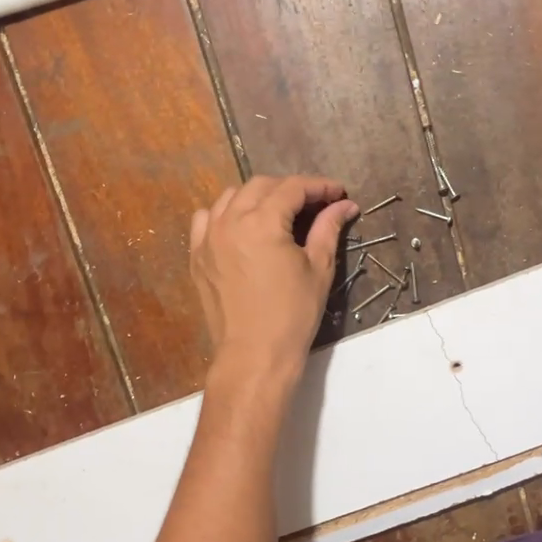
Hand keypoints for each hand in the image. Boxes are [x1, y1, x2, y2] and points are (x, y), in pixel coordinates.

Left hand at [189, 176, 357, 383]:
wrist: (254, 355)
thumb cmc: (293, 315)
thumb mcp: (319, 269)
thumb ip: (328, 229)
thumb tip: (344, 205)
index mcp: (262, 223)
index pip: (293, 188)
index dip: (319, 187)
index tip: (339, 194)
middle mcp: (230, 221)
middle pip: (261, 186)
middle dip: (290, 189)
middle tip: (314, 204)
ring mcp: (208, 238)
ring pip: (231, 197)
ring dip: (258, 197)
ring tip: (279, 213)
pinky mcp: (197, 256)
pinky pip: (206, 219)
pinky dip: (225, 213)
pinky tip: (241, 226)